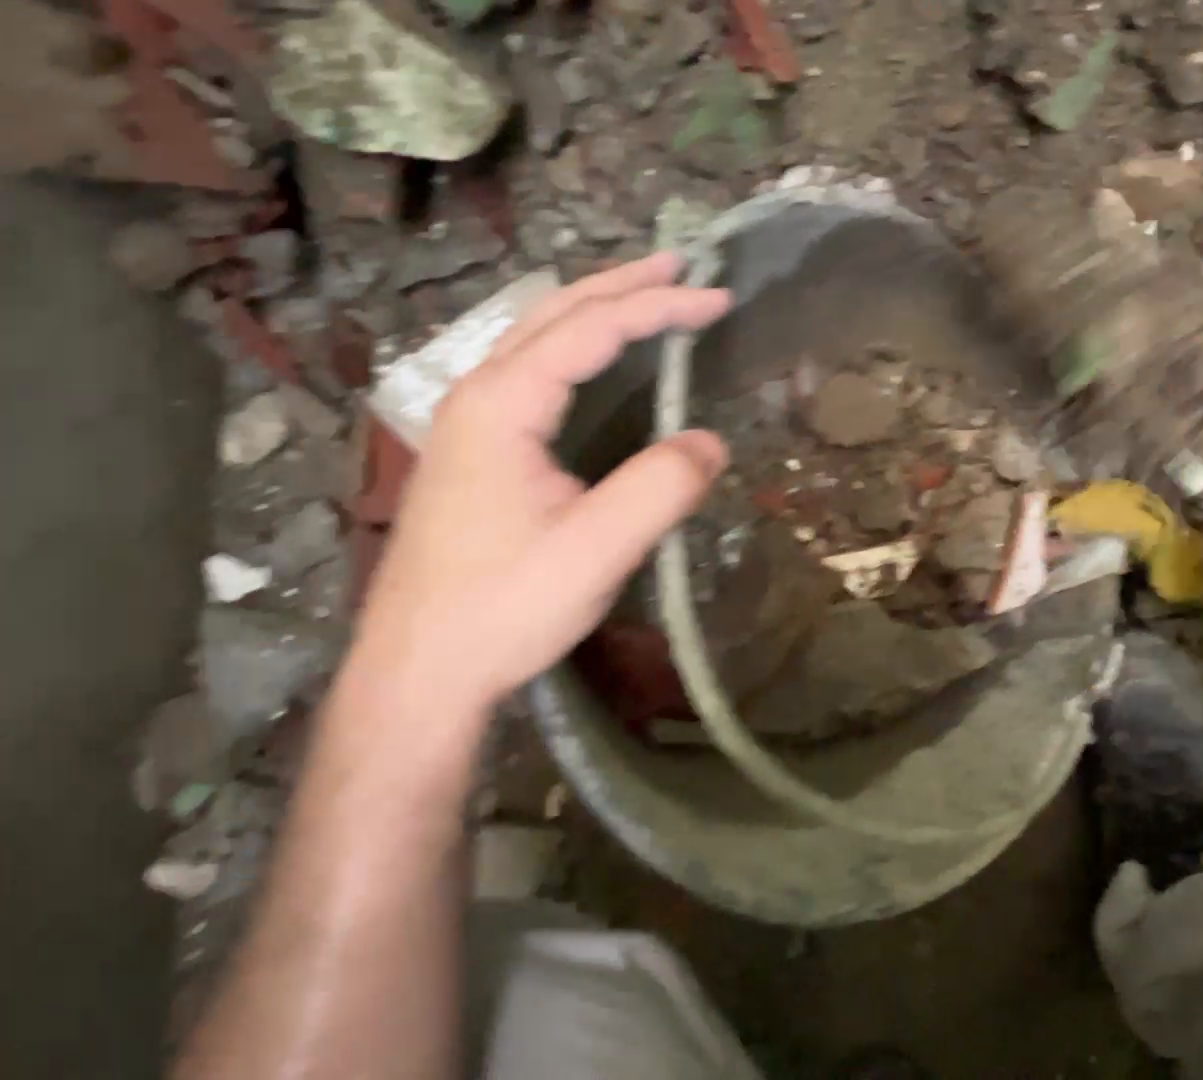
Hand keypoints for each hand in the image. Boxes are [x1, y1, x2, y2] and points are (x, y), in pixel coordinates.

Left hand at [352, 254, 731, 717]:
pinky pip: (530, 374)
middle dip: (623, 285)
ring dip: (595, 310)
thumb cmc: (504, 607)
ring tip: (647, 296)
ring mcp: (468, 426)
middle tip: (683, 267)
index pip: (590, 330)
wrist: (421, 670)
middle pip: (553, 314)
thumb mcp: (597, 550)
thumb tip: (711, 442)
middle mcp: (476, 398)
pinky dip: (574, 348)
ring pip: (535, 340)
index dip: (660, 308)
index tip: (719, 300)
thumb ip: (661, 488)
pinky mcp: (474, 456)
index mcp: (502, 406)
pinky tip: (593, 362)